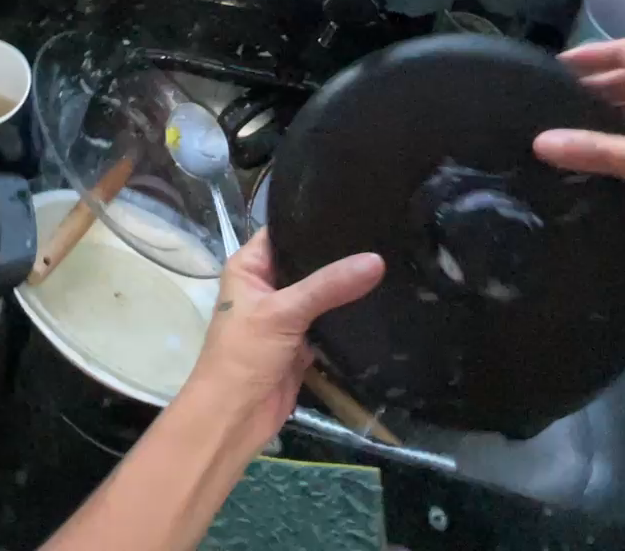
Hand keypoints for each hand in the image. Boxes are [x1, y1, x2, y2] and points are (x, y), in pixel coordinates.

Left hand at [179, 229, 383, 456]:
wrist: (235, 417)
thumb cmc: (245, 354)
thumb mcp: (284, 312)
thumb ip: (328, 286)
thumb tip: (376, 259)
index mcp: (248, 266)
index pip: (282, 231)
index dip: (311, 220)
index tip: (351, 207)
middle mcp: (265, 284)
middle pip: (304, 262)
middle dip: (335, 255)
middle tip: (380, 235)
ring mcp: (285, 314)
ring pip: (320, 292)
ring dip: (344, 287)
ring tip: (388, 260)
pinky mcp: (302, 342)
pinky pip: (328, 321)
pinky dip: (347, 317)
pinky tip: (380, 301)